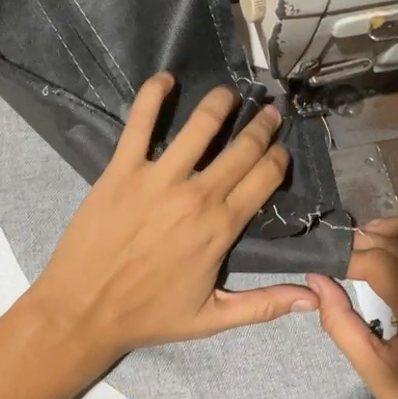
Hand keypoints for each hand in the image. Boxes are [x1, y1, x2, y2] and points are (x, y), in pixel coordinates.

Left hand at [20, 73, 315, 364]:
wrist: (83, 311)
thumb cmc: (148, 317)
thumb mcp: (211, 319)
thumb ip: (264, 305)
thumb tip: (314, 300)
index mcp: (220, 228)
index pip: (264, 178)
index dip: (278, 158)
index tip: (282, 148)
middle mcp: (196, 196)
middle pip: (241, 149)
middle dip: (261, 127)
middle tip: (269, 111)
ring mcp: (157, 179)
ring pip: (200, 128)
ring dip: (220, 104)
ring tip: (230, 94)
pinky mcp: (121, 170)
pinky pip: (138, 124)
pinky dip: (152, 96)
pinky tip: (165, 79)